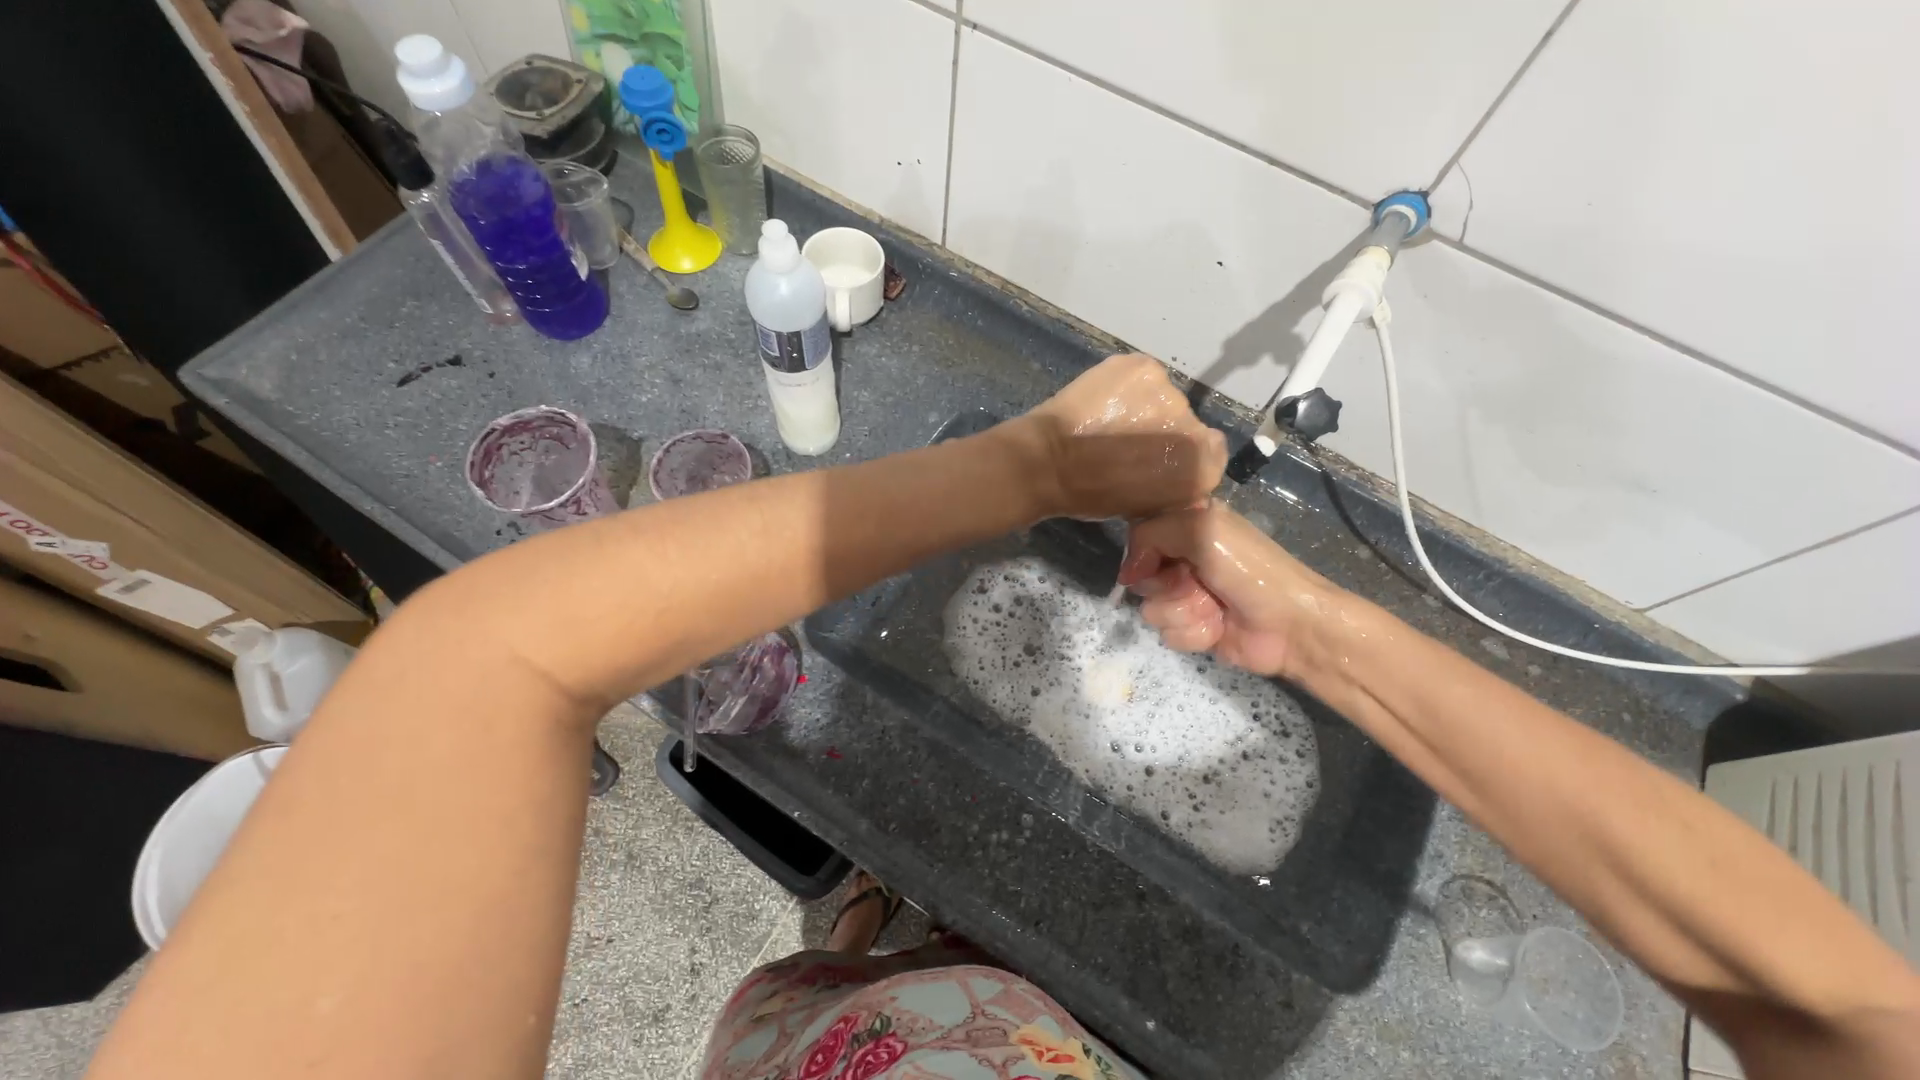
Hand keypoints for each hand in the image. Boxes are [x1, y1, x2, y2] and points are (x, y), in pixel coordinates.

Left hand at [1014, 353, 1227, 519]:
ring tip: (1110, 420)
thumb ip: (1173, 488)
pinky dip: (1127, 386)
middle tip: (1127, 441)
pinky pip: (1143, 377)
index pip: (1211, 453)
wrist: (1048, 463)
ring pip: (1163, 398)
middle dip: (1162, 430)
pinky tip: (1104, 401)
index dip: (1182, 454)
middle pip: (1186, 422)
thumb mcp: (1144, 507)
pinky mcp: (1144, 367)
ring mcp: (1169, 392)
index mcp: (1200, 468)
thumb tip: (1177, 473)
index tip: (1157, 459)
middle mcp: (1194, 426)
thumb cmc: (1092, 495)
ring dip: (1143, 406)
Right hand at [1117, 501, 1340, 679]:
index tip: (1153, 562)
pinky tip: (1218, 627)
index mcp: (1191, 525)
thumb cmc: (1250, 570)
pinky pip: (1167, 633)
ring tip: (1214, 608)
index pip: (1140, 534)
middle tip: (1196, 583)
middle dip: (1166, 584)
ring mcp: (1188, 596)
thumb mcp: (1202, 530)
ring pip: (1151, 608)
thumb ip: (1152, 534)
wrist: (1290, 625)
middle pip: (1140, 574)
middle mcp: (1185, 558)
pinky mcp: (1193, 628)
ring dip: (1183, 611)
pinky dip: (1193, 632)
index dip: (1141, 551)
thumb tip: (1128, 572)